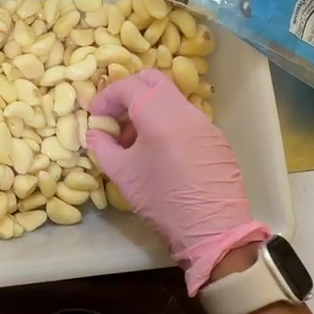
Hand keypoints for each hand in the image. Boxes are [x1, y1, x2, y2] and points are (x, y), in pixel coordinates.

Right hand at [87, 70, 270, 295]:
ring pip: (171, 98)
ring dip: (148, 108)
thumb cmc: (163, 202)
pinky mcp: (217, 139)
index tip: (96, 116)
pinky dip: (166, 122)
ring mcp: (206, 124)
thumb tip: (96, 132)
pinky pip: (186, 117)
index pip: (129, 86)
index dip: (106, 97)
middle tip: (115, 116)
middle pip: (153, 80)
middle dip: (128, 92)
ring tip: (134, 139)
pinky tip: (160, 152)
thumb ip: (103, 147)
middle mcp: (186, 112)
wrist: (213, 233)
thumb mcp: (122, 175)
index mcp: (161, 117)